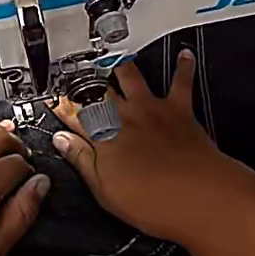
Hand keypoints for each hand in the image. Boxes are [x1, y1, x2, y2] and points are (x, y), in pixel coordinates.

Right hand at [52, 50, 245, 243]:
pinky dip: (183, 67)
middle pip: (99, 92)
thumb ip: (81, 160)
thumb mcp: (104, 190)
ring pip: (131, 77)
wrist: (199, 195)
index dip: (63, 107)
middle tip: (78, 75)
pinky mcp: (178, 109)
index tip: (55, 102)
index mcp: (103, 136)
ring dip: (121, 66)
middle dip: (86, 83)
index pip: (75, 115)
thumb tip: (61, 141)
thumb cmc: (152, 201)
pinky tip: (185, 54)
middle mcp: (124, 115)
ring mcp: (150, 109)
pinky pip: (180, 82)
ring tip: (114, 57)